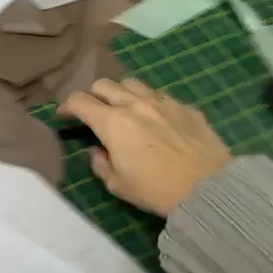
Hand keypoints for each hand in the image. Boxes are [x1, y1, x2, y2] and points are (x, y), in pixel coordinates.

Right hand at [59, 78, 231, 215]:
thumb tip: (96, 150)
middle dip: (92, 96)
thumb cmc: (156, 190)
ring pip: (132, 83)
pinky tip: (154, 118)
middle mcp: (134, 104)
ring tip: (123, 108)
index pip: (80, 101)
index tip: (64, 116)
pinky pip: (159, 95)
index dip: (67, 106)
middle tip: (93, 112)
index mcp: (112, 123)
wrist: (208, 187)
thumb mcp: (118, 185)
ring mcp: (162, 101)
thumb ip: (100, 164)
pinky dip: (148, 102)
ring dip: (120, 92)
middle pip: (104, 85)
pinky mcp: (185, 106)